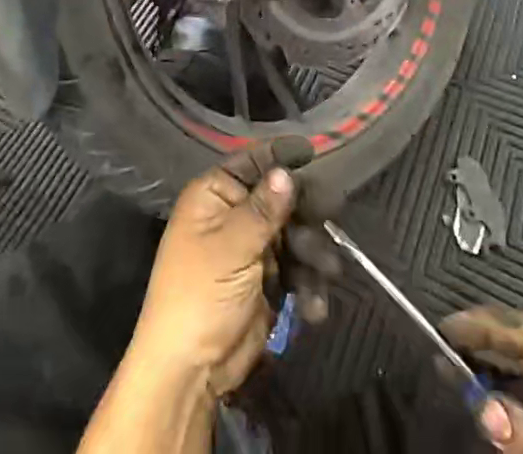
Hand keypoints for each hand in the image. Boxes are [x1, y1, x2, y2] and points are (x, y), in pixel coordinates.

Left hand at [127, 136, 337, 396]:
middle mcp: (235, 215)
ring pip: (297, 232)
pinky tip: (312, 306)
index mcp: (215, 197)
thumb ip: (265, 208)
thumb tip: (287, 171)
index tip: (313, 151)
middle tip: (332, 217)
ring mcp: (254, 247)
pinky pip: (298, 266)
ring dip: (313, 254)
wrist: (190, 372)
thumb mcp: (232, 247)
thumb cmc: (199, 297)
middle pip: (284, 198)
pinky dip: (309, 283)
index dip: (282, 155)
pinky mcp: (269, 277)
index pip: (253, 162)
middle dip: (307, 215)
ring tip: (325, 274)